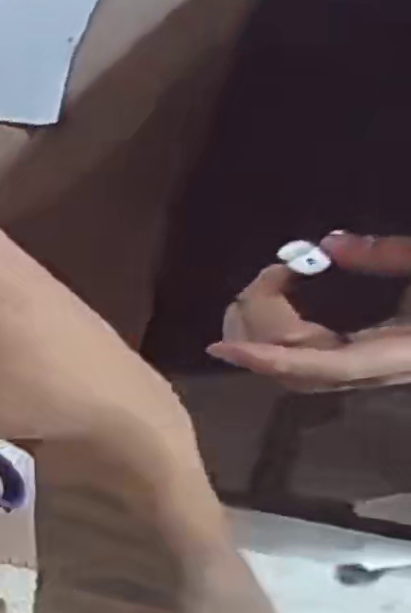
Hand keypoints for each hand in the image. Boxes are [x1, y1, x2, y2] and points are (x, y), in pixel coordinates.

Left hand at [206, 232, 410, 390]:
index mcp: (410, 354)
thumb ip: (394, 255)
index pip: (327, 369)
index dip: (271, 360)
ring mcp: (370, 370)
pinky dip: (269, 332)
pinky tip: (270, 299)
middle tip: (271, 273)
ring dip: (257, 329)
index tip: (221, 347)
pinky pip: (297, 357)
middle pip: (292, 368)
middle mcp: (383, 370)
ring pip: (285, 368)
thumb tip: (330, 243)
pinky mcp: (361, 361)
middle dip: (262, 325)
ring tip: (268, 282)